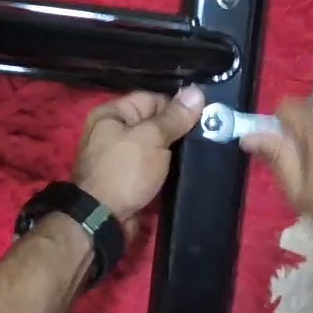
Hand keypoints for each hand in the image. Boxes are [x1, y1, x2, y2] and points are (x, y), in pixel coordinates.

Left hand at [71, 86, 203, 222]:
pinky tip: (190, 169)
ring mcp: (122, 157)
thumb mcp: (151, 139)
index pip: (152, 99)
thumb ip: (174, 117)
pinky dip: (170, 169)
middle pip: (155, 123)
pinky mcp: (131, 179)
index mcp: (112, 114)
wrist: (103, 220)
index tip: (203, 116)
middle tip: (209, 134)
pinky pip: (155, 166)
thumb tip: (197, 92)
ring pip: (158, 147)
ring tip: (205, 151)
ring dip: (177, 152)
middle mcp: (114, 132)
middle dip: (179, 130)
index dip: (177, 107)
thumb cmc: (124, 172)